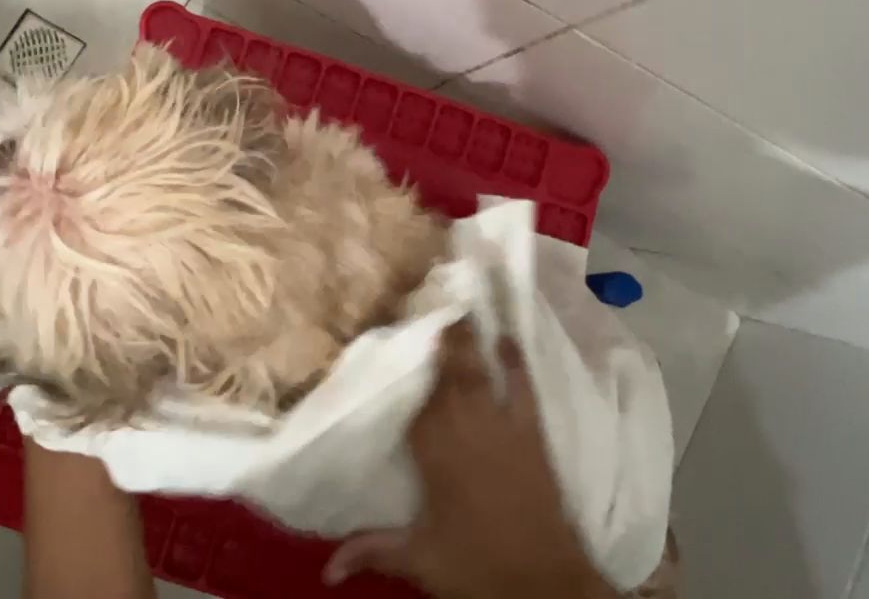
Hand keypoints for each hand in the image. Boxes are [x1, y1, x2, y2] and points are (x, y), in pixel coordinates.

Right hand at [324, 320, 616, 598]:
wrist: (543, 582)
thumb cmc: (476, 565)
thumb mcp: (420, 558)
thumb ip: (371, 549)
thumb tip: (325, 566)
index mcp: (432, 450)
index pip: (414, 401)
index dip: (405, 368)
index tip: (395, 336)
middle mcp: (463, 427)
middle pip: (448, 373)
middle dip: (440, 338)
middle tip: (429, 298)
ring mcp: (501, 425)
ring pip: (480, 373)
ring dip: (470, 341)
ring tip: (461, 306)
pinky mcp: (533, 432)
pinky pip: (524, 388)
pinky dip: (516, 362)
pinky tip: (509, 338)